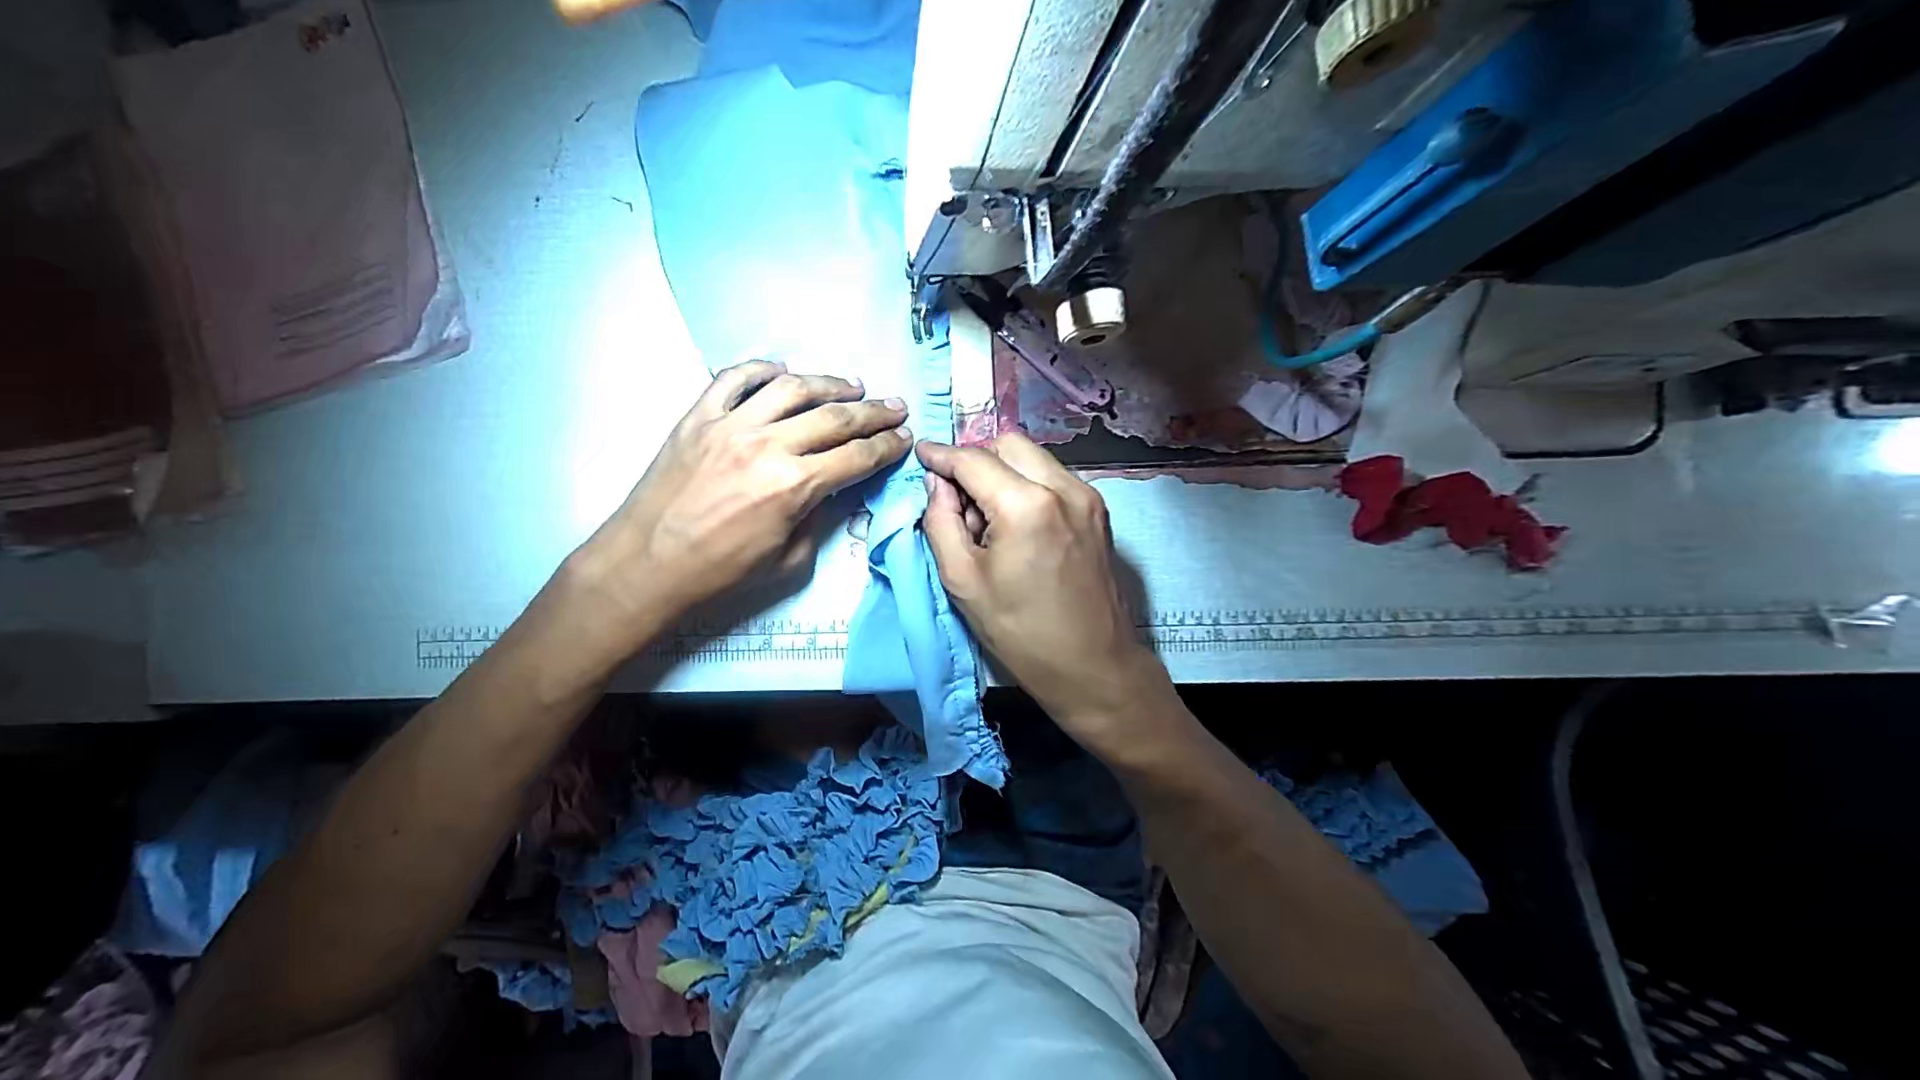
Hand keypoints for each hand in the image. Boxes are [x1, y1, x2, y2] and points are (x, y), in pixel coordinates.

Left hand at [567, 360, 910, 652]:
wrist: (647, 565)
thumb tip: (834, 490)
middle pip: (835, 417)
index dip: (887, 446)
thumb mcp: (787, 559)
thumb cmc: (720, 572)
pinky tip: (782, 372)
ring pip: (792, 388)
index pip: (856, 457)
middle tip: (895, 406)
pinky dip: (762, 369)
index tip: (903, 437)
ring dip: (830, 383)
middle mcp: (768, 445)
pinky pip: (734, 379)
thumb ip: (818, 518)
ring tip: (852, 385)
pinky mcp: (698, 417)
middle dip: (874, 412)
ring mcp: (730, 425)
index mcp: (794, 486)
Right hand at [918, 434, 1175, 755]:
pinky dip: (1027, 486)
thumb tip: (937, 484)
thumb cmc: (1021, 632)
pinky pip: (1053, 478)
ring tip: (988, 519)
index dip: (941, 455)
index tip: (921, 455)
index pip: (974, 459)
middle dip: (976, 459)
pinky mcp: (1099, 511)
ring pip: (1033, 457)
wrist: (1094, 666)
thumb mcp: (963, 581)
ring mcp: (1088, 497)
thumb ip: (941, 522)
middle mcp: (1063, 487)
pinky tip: (1017, 526)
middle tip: (957, 498)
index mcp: (1027, 505)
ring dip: (1002, 472)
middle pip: (1008, 443)